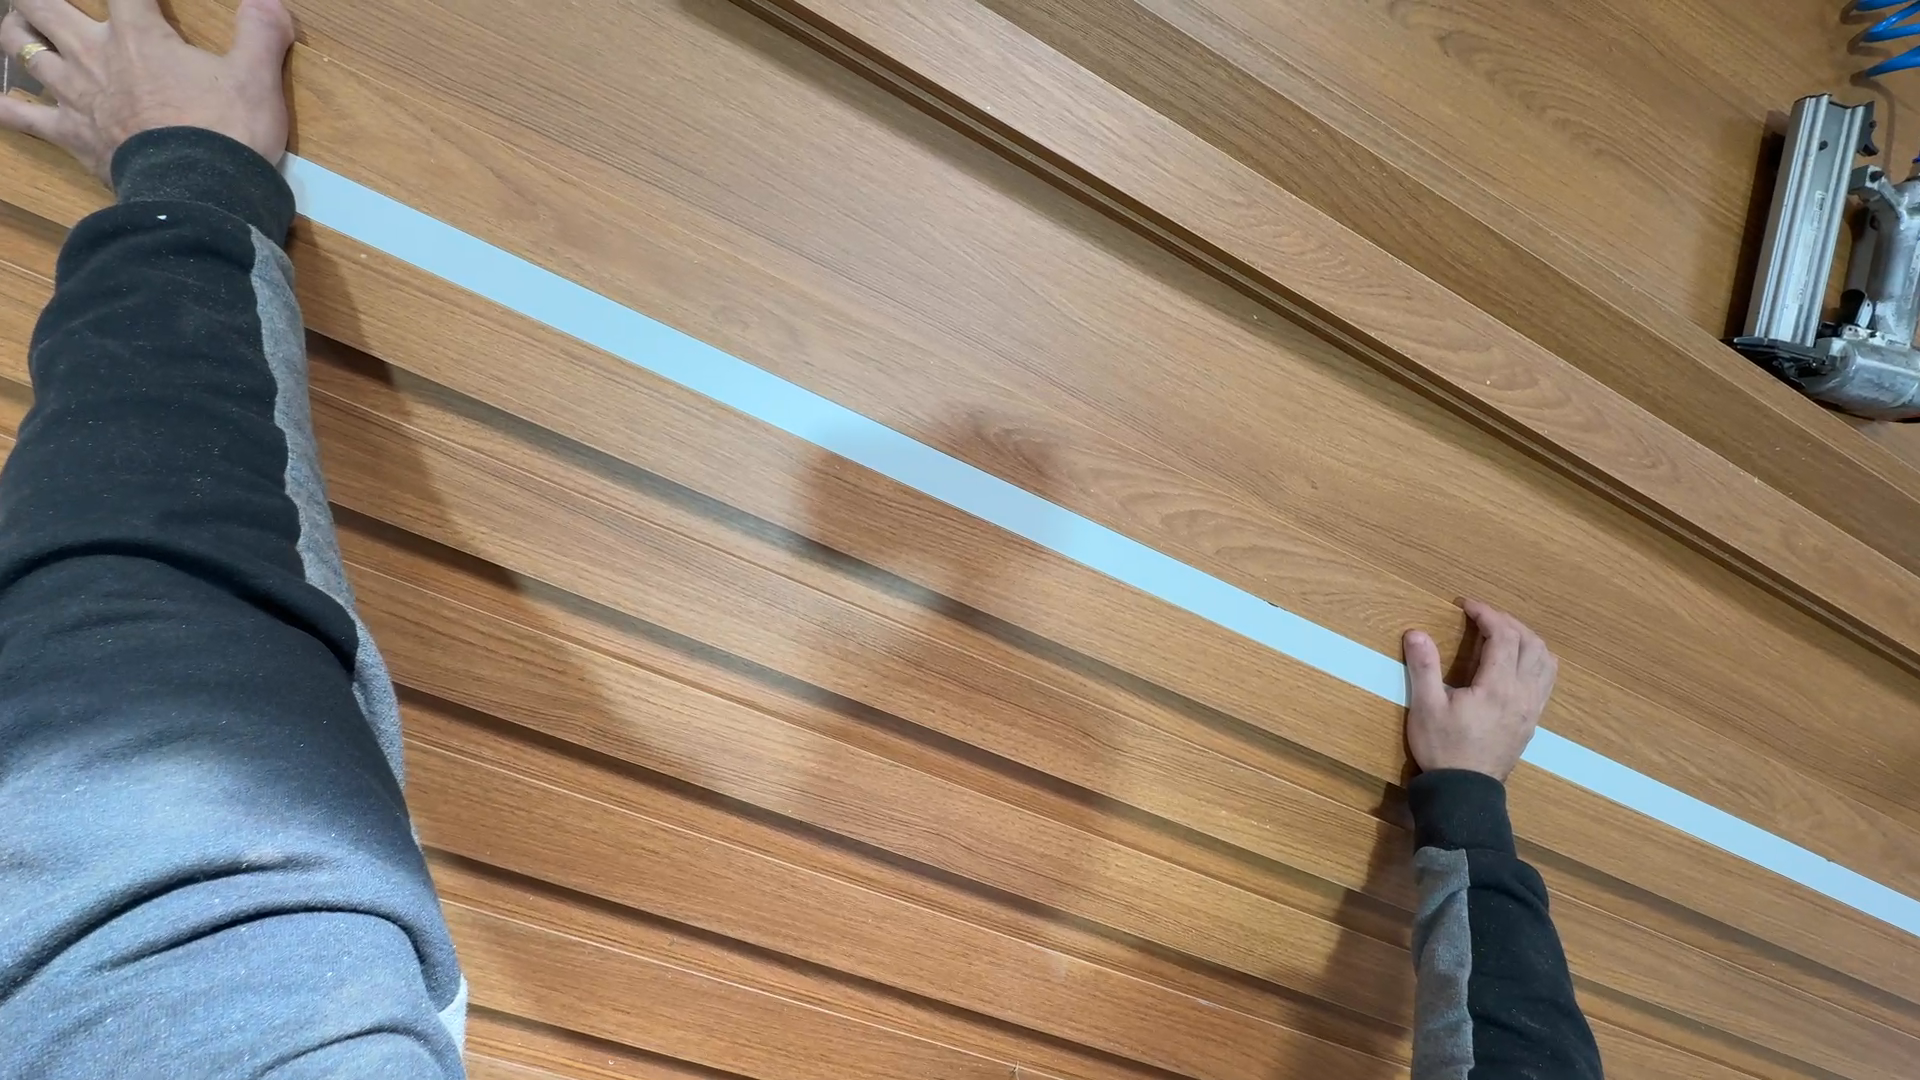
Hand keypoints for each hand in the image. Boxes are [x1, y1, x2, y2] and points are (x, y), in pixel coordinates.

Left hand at [0, 0, 292, 182]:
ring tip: (18, 29)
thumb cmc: (231, 128)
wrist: (207, 185)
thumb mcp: (259, 80)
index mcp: (138, 37)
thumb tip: (271, 0)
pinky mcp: (74, 134)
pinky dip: (7, 110)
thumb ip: (260, 35)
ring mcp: (77, 94)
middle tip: (41, 0)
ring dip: (12, 33)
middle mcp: (92, 55)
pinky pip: (21, 118)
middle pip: (38, 5)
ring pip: (19, 47)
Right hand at [1403, 599, 1557, 781]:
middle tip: (1481, 615)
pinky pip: (1547, 679)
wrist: (1465, 788)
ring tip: (1502, 632)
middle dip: (1507, 621)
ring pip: (1546, 660)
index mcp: (1498, 687)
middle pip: (1531, 643)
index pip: (1504, 637)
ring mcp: (1532, 707)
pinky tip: (1518, 660)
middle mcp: (1523, 693)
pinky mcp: (1532, 718)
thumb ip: (1424, 667)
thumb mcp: (1425, 706)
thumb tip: (1416, 633)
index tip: (1466, 605)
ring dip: (1527, 638)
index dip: (1487, 614)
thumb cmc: (1442, 746)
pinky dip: (1536, 658)